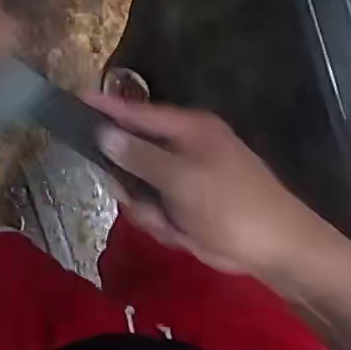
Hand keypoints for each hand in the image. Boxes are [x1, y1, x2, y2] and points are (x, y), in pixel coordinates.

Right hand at [89, 94, 346, 283]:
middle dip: (133, 185)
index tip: (75, 100)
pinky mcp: (187, 205)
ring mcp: (185, 179)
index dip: (107, 108)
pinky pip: (157, 210)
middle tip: (139, 201)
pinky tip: (182, 234)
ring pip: (141, 190)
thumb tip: (104, 132)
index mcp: (189, 130)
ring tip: (172, 224)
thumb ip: (139, 155)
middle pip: (133, 157)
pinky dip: (164, 224)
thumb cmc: (231, 205)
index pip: (138, 113)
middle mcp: (184, 149)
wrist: (275, 249)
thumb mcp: (181, 178)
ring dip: (151, 211)